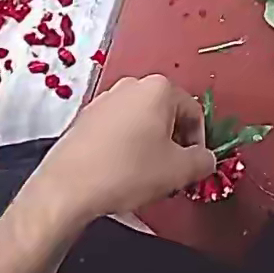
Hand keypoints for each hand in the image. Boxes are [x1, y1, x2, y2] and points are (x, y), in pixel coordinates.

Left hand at [29, 75, 214, 224]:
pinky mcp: (86, 117)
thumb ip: (203, 160)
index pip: (194, 113)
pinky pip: (119, 127)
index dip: (199, 142)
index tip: (193, 166)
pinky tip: (121, 171)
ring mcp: (105, 99)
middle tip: (172, 171)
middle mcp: (132, 85)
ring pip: (142, 121)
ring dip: (151, 144)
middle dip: (174, 142)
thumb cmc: (129, 171)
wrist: (68, 187)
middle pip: (167, 114)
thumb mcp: (179, 170)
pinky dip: (127, 145)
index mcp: (159, 88)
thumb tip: (205, 159)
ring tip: (146, 174)